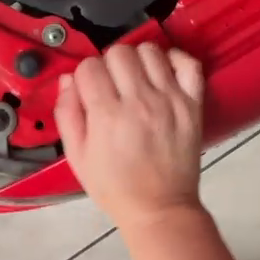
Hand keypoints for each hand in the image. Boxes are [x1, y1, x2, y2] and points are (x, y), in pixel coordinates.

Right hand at [55, 43, 207, 230]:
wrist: (158, 208)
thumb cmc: (115, 187)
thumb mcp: (77, 157)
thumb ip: (67, 115)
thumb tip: (67, 81)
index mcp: (107, 115)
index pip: (89, 67)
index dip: (84, 76)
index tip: (88, 91)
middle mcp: (139, 101)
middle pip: (119, 52)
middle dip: (108, 64)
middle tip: (111, 85)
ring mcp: (170, 100)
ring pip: (150, 51)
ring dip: (137, 59)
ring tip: (135, 79)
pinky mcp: (192, 104)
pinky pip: (188, 63)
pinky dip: (174, 58)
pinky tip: (162, 71)